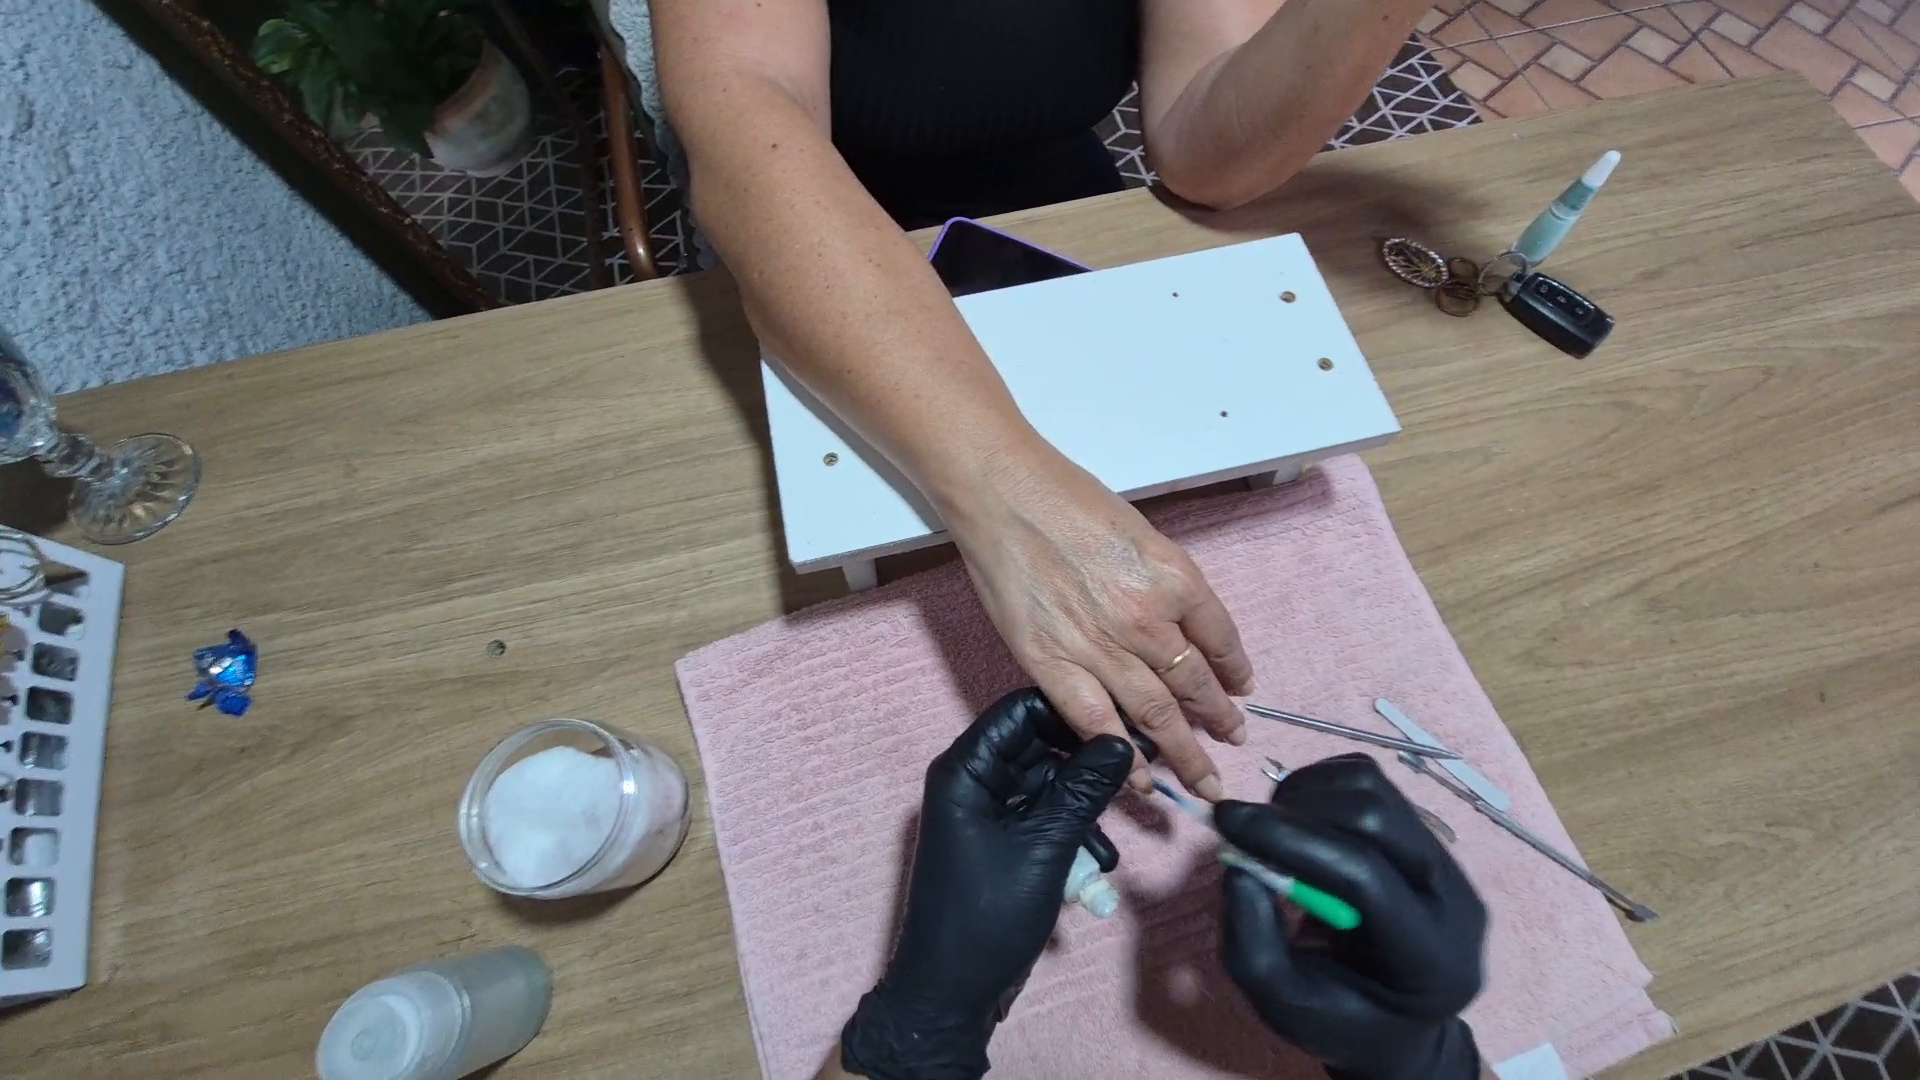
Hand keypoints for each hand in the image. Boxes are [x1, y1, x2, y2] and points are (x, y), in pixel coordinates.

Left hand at [839, 689, 1133, 1079]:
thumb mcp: (1043, 846)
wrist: (950, 995)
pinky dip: (1070, 830)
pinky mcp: (1002, 838)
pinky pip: (1042, 815)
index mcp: (966, 767)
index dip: (1071, 711)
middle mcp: (974, 778)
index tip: (1123, 721)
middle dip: (1086, 762)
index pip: (1021, 711)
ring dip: (1083, 803)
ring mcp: (987, 810)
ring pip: (1046, 783)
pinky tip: (1098, 859)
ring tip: (1123, 823)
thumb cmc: (988, 913)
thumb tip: (1124, 741)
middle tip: (1140, 769)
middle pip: (1038, 746)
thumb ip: (1084, 789)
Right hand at [940, 445, 1253, 800]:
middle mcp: (1147, 620)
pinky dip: (1124, 758)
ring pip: (1156, 714)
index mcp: (1175, 578)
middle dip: (1218, 719)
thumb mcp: (1137, 530)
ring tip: (1205, 778)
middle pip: (1195, 684)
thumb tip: (1175, 620)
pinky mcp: (1052, 664)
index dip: (1233, 667)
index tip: (1237, 686)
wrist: (1003, 493)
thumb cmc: (1066, 497)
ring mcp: (1100, 647)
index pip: (1221, 637)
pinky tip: (1143, 780)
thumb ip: (1161, 579)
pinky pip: (1097, 723)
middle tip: (1233, 739)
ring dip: (1186, 751)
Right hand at [1214, 755, 1486, 1079]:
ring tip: (1273, 825)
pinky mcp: (1421, 830)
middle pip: (1374, 818)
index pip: (1365, 878)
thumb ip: (1252, 942)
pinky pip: (1366, 777)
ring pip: (1371, 788)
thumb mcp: (1282, 1004)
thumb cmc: (1337, 1014)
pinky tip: (1297, 816)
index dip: (1289, 841)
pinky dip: (1318, 781)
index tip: (1224, 821)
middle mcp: (1454, 900)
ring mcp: (1445, 859)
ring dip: (1306, 792)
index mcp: (1429, 959)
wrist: (1390, 1015)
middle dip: (1295, 814)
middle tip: (1245, 828)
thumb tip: (1239, 865)